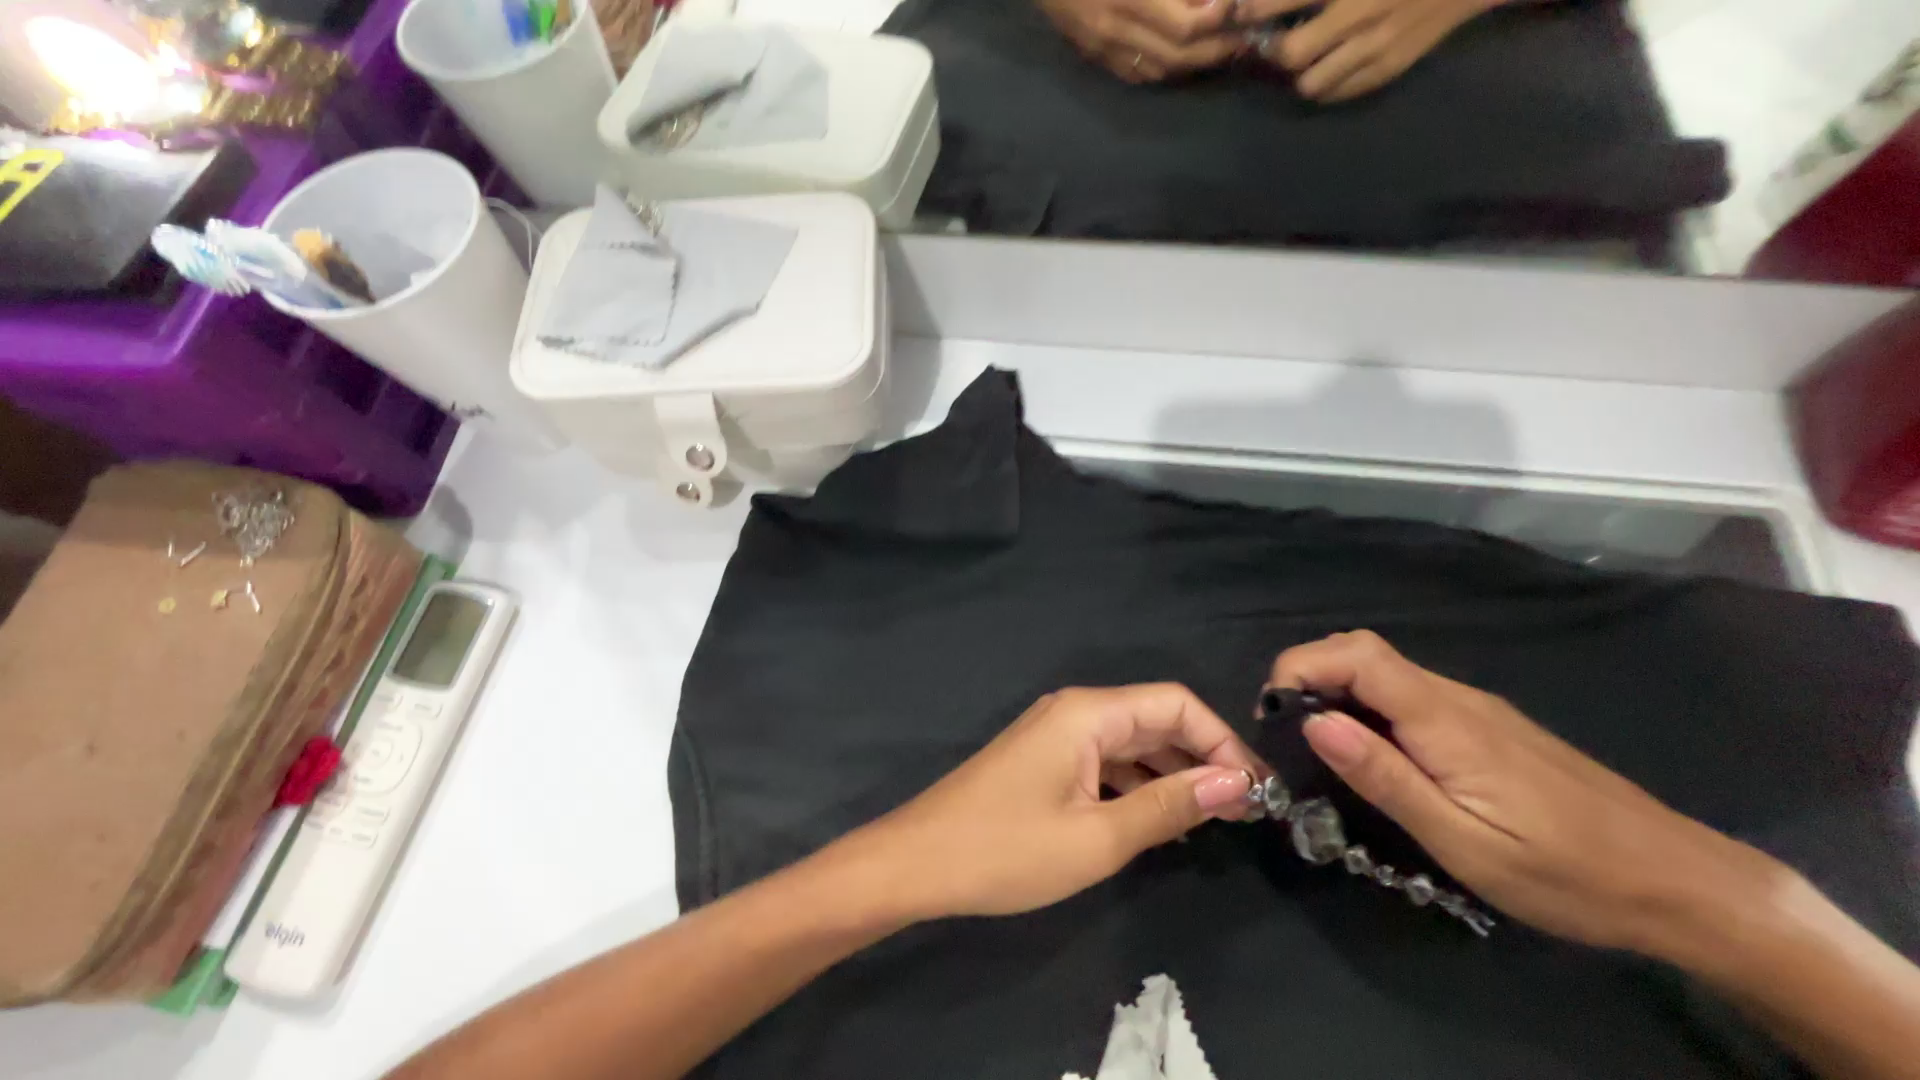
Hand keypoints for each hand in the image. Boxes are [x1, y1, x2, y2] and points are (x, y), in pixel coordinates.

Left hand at [856, 685, 1264, 918]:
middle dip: (1203, 758)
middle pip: (1156, 719)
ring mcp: (1055, 736)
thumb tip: (1238, 782)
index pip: (1177, 704)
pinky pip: (1105, 762)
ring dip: (1173, 774)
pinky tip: (1159, 821)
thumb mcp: (1098, 837)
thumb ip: (1170, 806)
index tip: (1257, 790)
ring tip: (1212, 820)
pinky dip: (1138, 786)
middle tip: (1244, 810)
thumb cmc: (1007, 850)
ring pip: (1132, 743)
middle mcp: (1075, 712)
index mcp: (1089, 713)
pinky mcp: (1043, 762)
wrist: (915, 864)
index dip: (1223, 741)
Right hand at [1038, 0, 1244, 83]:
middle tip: (1246, 36)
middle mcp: (1112, 29)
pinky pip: (1136, 73)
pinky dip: (1166, 68)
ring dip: (1195, 63)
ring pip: (1159, 70)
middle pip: (1177, 57)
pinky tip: (1184, 56)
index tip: (1238, 6)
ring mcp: (1100, 46)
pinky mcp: (1092, 53)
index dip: (1218, 21)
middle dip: (1217, 49)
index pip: (1185, 28)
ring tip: (1223, 48)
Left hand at [1237, 0, 1496, 100]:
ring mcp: (1379, 45)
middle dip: (1272, 48)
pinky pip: (1336, 94)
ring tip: (1300, 55)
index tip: (1242, 11)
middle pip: (1291, 54)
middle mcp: (1365, 11)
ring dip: (1297, 73)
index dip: (1256, 10)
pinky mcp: (1389, 68)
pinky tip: (1326, 64)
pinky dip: (1323, 84)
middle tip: (1270, 39)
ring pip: (1309, 84)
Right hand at [1269, 631, 1790, 957]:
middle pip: (1367, 653)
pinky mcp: (1493, 729)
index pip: (1357, 655)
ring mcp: (1480, 710)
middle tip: (1284, 732)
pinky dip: (1372, 709)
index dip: (1301, 664)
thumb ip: (1385, 777)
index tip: (1271, 710)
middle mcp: (1459, 698)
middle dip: (1310, 675)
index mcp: (1446, 719)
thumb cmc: (1566, 873)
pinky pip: (1414, 698)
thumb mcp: (1463, 841)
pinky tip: (1376, 757)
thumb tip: (1316, 721)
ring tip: (1317, 748)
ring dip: (1338, 693)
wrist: (1682, 884)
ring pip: (1389, 674)